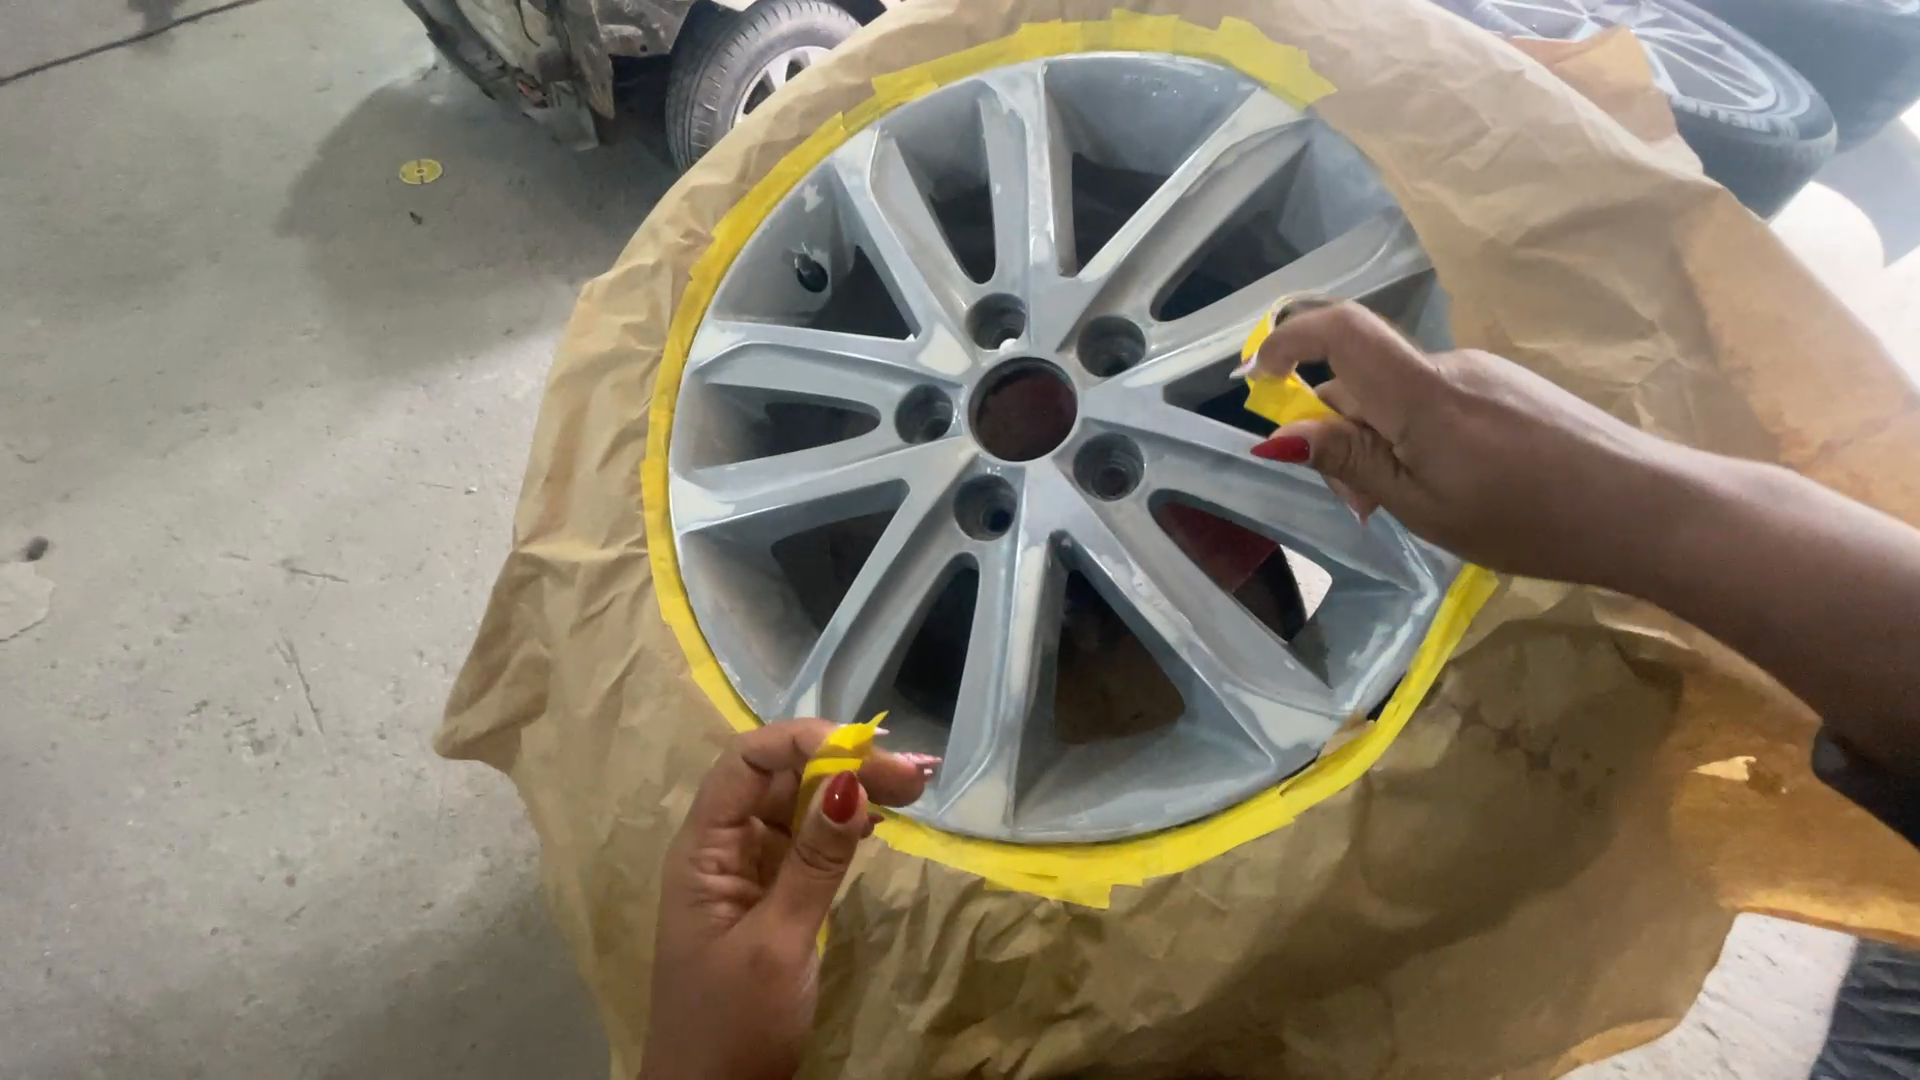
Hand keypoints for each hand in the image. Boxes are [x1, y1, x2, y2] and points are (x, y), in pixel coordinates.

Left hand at [639, 720, 936, 1079]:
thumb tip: (851, 783)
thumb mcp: (777, 941)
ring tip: (912, 786)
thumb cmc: (731, 1027)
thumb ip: (813, 860)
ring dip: (854, 789)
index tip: (864, 750)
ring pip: (804, 804)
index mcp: (706, 846)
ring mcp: (754, 866)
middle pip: (783, 776)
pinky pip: (814, 838)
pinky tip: (883, 819)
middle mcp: (728, 843)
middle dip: (844, 764)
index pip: (748, 760)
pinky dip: (848, 824)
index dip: (802, 741)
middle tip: (912, 774)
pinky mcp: (779, 890)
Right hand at [1244, 301, 1678, 585]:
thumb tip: (1280, 435)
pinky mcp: (1505, 387)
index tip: (1258, 380)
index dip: (1288, 341)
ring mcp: (1481, 373)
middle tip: (1359, 503)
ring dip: (1378, 443)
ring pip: (1395, 397)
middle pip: (1360, 379)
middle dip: (1338, 433)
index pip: (1340, 331)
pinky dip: (1413, 437)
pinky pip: (1432, 402)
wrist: (1653, 510)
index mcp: (1420, 393)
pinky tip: (1446, 483)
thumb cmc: (1528, 519)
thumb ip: (1350, 461)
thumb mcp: (1421, 504)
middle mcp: (1447, 366)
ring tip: (1407, 503)